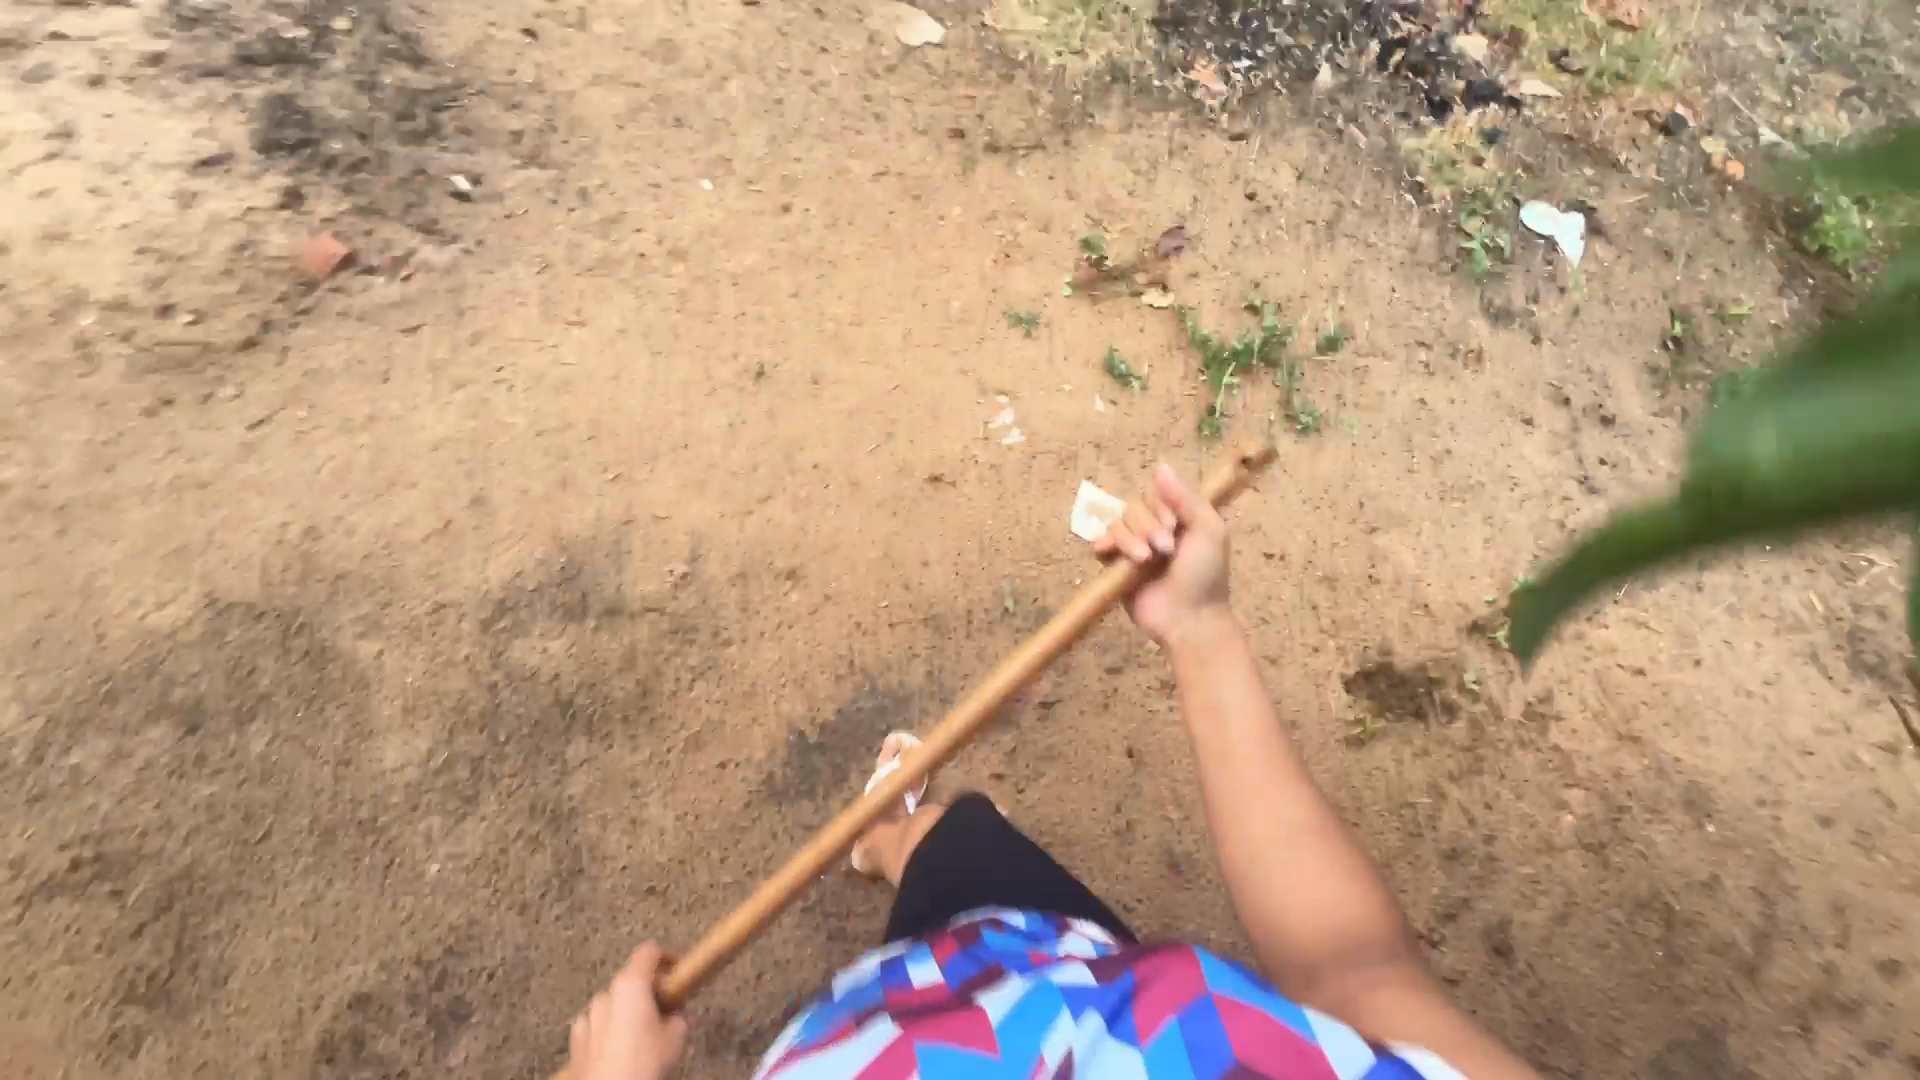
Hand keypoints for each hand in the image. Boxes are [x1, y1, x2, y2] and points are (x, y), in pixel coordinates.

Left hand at [569, 944, 687, 1079]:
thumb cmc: (645, 1062)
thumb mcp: (677, 1035)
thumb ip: (677, 1014)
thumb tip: (672, 1013)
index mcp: (631, 984)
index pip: (650, 951)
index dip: (668, 958)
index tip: (678, 972)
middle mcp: (607, 994)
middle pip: (631, 978)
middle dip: (648, 988)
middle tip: (664, 1006)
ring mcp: (587, 1016)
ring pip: (613, 1002)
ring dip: (626, 1008)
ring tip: (640, 1032)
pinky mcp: (575, 1040)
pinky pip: (596, 1023)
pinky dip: (608, 1027)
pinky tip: (618, 1047)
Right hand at [1092, 464, 1231, 648]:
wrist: (1188, 618)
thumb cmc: (1205, 575)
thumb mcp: (1209, 531)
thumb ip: (1186, 499)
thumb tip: (1159, 467)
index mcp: (1177, 517)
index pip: (1154, 494)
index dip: (1159, 507)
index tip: (1174, 527)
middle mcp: (1153, 528)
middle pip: (1133, 507)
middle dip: (1147, 527)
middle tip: (1164, 550)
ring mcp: (1133, 546)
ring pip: (1116, 523)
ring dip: (1129, 539)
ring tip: (1145, 560)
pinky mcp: (1116, 566)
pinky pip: (1101, 543)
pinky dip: (1105, 543)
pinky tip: (1108, 551)